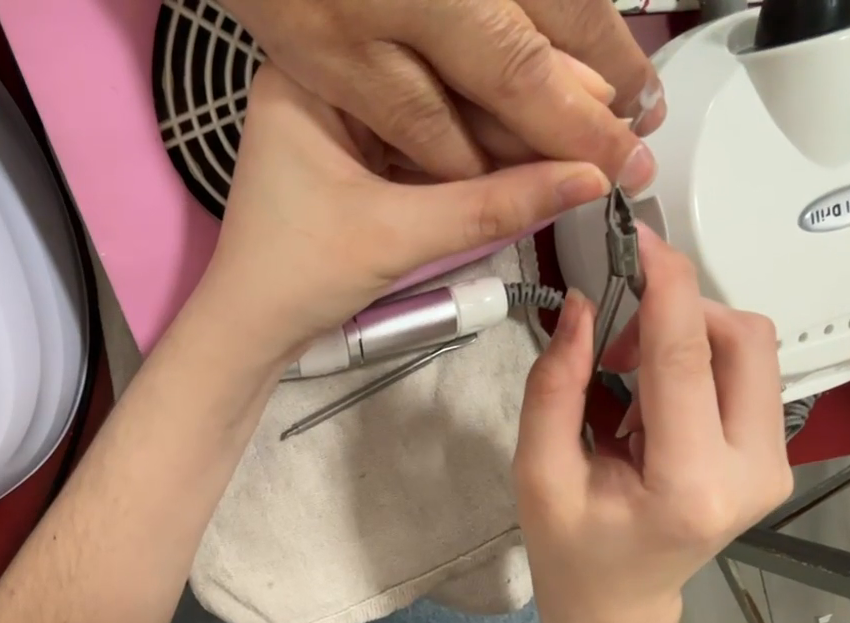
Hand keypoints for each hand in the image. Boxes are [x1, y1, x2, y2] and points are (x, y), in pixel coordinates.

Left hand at [193, 65, 609, 367]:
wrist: (248, 336)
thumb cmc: (295, 279)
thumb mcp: (396, 236)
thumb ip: (493, 205)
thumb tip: (594, 176)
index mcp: (310, 74)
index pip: (430, 59)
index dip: (512, 76)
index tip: (591, 93)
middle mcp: (322, 81)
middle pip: (436, 84)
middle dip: (511, 109)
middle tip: (601, 115)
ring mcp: (335, 120)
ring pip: (434, 116)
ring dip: (497, 136)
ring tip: (578, 138)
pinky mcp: (348, 157)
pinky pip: (419, 146)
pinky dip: (465, 160)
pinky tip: (526, 162)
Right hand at [513, 229, 790, 622]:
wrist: (618, 609)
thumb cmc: (569, 554)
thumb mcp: (539, 476)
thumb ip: (554, 391)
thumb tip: (582, 309)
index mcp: (691, 484)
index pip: (686, 358)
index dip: (665, 285)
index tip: (636, 235)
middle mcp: (755, 469)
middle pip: (744, 338)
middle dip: (680, 310)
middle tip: (616, 336)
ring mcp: (774, 464)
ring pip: (753, 350)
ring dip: (688, 336)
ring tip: (626, 374)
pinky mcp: (773, 457)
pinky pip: (746, 376)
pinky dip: (696, 362)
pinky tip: (650, 399)